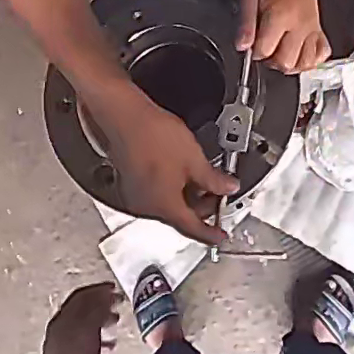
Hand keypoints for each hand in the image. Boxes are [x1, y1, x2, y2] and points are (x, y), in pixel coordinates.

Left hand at [39, 283, 121, 353]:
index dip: (98, 289)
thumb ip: (95, 311)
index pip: (80, 295)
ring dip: (101, 317)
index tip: (113, 287)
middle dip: (101, 302)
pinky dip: (98, 335)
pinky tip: (108, 344)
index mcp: (61, 319)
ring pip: (84, 322)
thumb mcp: (88, 332)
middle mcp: (58, 329)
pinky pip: (85, 339)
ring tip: (116, 320)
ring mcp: (61, 345)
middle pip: (82, 307)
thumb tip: (102, 295)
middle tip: (117, 301)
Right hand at [94, 95, 236, 244]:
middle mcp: (146, 206)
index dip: (210, 233)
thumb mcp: (194, 159)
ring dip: (186, 196)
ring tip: (202, 178)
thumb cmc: (152, 136)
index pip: (193, 229)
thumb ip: (214, 180)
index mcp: (164, 206)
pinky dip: (171, 188)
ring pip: (167, 203)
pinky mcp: (130, 181)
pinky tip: (181, 171)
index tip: (220, 236)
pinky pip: (155, 193)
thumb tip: (228, 188)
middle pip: (179, 216)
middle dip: (201, 208)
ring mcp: (135, 194)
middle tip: (218, 195)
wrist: (125, 117)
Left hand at [239, 0, 330, 72]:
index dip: (255, 52)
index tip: (254, 43)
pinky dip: (309, 60)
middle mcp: (299, 26)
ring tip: (281, 52)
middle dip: (272, 62)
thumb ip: (245, 23)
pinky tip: (298, 53)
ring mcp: (312, 31)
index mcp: (279, 16)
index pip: (265, 51)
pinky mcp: (320, 32)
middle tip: (267, 48)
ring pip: (304, 64)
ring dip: (290, 64)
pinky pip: (320, 57)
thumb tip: (242, 46)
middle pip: (286, 63)